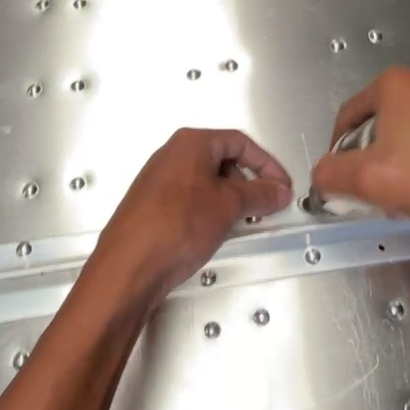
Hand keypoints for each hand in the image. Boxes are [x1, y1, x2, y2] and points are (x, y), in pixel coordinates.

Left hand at [93, 128, 293, 302]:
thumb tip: (279, 190)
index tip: (282, 185)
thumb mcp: (228, 206)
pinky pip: (190, 198)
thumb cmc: (177, 226)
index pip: (240, 142)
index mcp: (191, 143)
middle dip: (248, 182)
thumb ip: (259, 194)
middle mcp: (172, 154)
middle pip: (222, 159)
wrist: (128, 267)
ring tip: (241, 222)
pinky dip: (209, 210)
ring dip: (229, 199)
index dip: (266, 163)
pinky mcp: (151, 205)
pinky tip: (214, 232)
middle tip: (265, 205)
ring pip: (206, 181)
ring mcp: (159, 180)